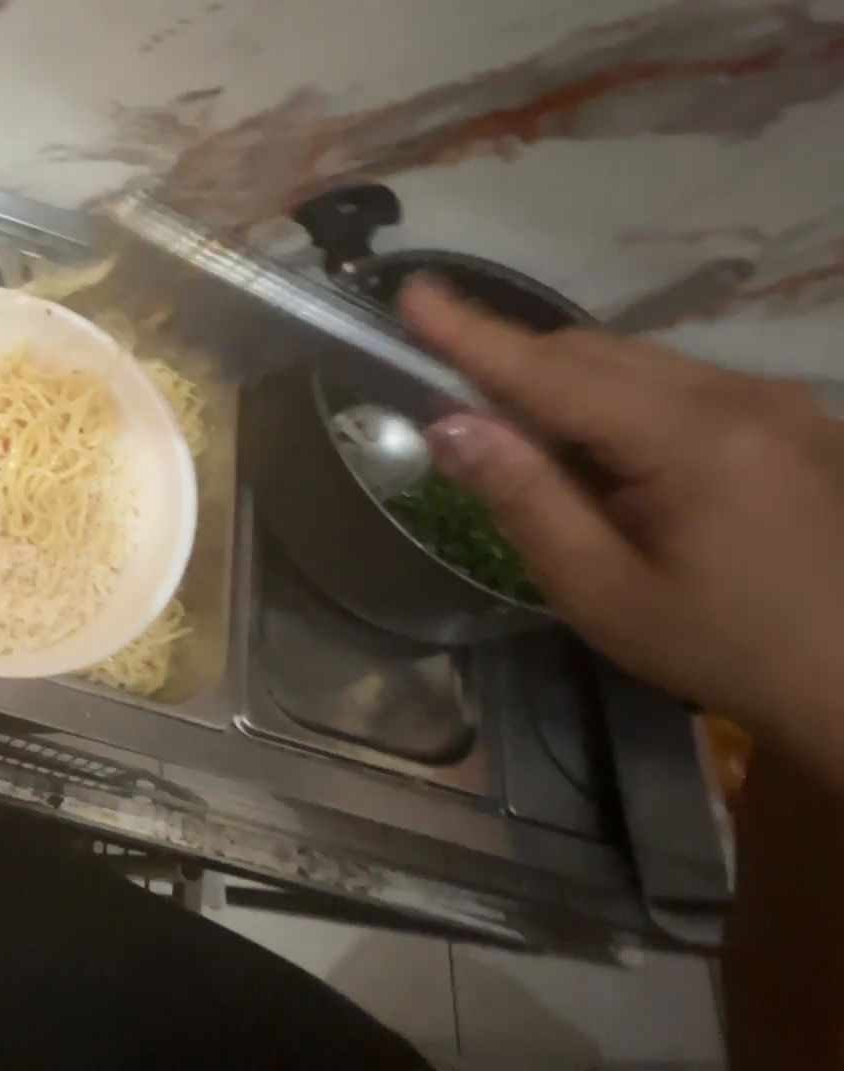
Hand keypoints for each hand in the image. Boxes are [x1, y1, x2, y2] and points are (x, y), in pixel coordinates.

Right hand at [399, 280, 843, 757]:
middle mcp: (742, 399)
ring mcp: (776, 404)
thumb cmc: (722, 644)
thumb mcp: (595, 586)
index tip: (414, 294)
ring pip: (628, 362)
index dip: (472, 335)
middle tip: (436, 387)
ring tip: (503, 429)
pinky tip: (582, 445)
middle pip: (590, 354)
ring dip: (549, 380)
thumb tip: (450, 425)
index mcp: (695, 442)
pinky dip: (599, 396)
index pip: (552, 373)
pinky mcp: (789, 419)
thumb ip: (522, 497)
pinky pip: (667, 382)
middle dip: (504, 358)